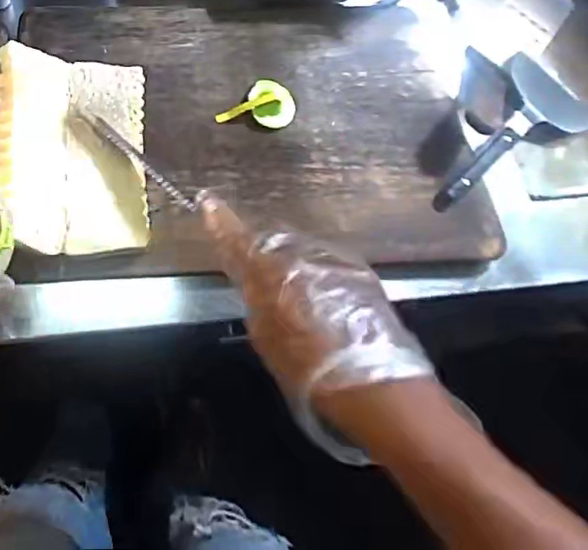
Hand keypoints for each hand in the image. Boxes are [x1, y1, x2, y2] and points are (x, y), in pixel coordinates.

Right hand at [200, 194, 434, 462]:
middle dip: (264, 255)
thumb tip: (252, 283)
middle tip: (264, 282)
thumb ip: (254, 301)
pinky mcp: (360, 271)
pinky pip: (327, 265)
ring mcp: (333, 259)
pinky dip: (320, 278)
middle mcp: (300, 255)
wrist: (378, 387)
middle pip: (273, 244)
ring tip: (301, 302)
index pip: (237, 239)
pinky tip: (327, 307)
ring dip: (295, 268)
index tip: (208, 201)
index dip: (221, 221)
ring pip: (301, 254)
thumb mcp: (267, 340)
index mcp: (270, 272)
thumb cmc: (310, 369)